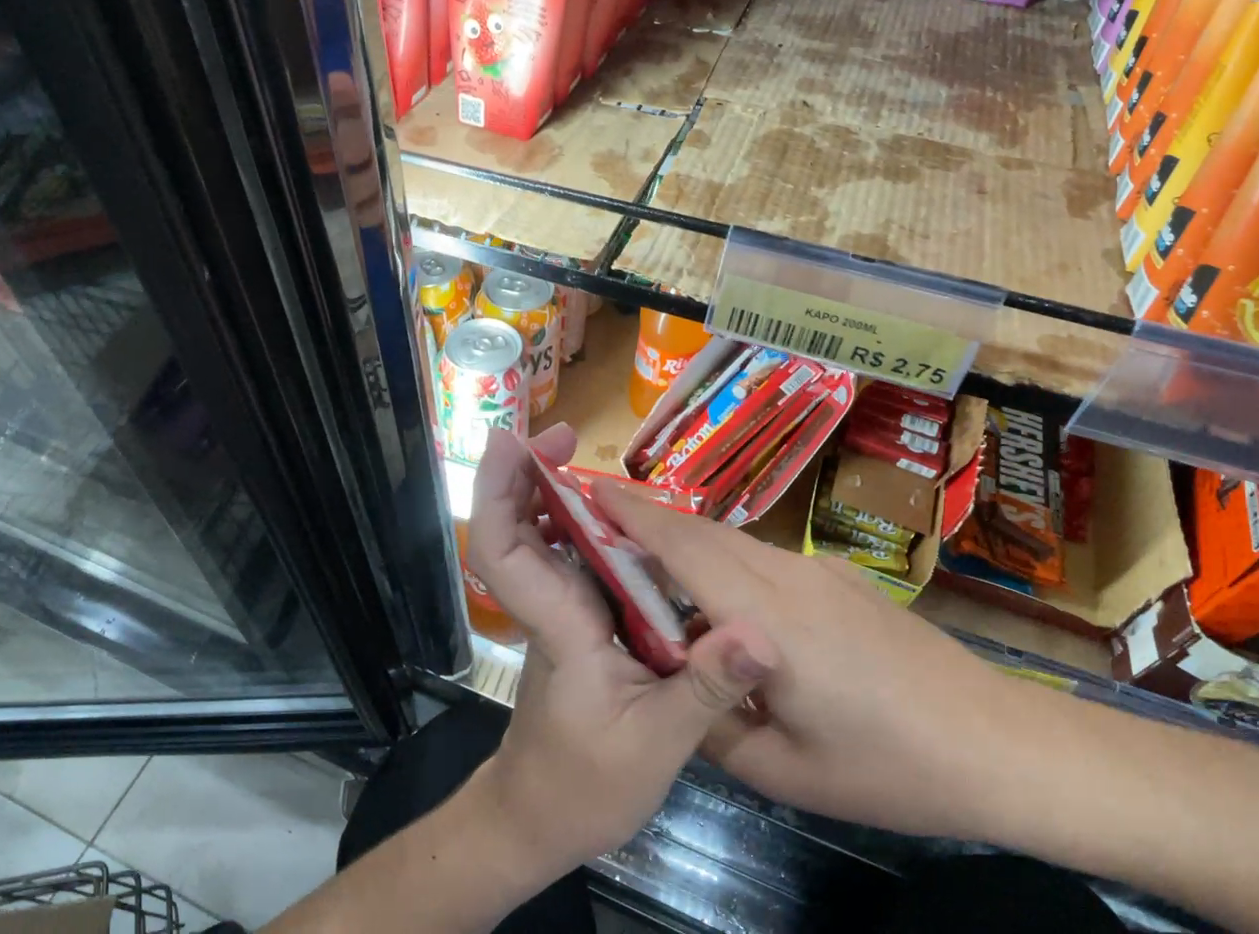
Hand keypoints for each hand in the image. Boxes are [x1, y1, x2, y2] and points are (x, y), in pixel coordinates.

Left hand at [464, 426, 777, 872]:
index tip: (515, 445)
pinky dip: (578, 531)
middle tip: (565, 437)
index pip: (504, 552)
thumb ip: (707, 685)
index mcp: (561, 626)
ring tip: (584, 463)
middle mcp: (551, 610)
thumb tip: (761, 633)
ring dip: (548, 498)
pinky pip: (568, 566)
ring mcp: (559, 617)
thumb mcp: (660, 742)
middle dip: (524, 477)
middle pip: (513, 532)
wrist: (541, 820)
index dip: (498, 493)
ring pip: (538, 545)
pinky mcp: (574, 628)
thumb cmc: (587, 785)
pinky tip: (615, 522)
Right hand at [594, 483, 1030, 840]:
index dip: (630, 515)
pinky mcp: (846, 582)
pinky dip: (727, 563)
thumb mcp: (780, 770)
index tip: (586, 489)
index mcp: (765, 620)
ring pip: (737, 543)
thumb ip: (709, 720)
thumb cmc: (885, 769)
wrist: (998, 746)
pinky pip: (769, 562)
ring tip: (649, 564)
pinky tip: (726, 604)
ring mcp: (822, 575)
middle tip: (598, 524)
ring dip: (688, 542)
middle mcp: (788, 579)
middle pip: (704, 533)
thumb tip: (669, 686)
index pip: (682, 548)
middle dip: (648, 519)